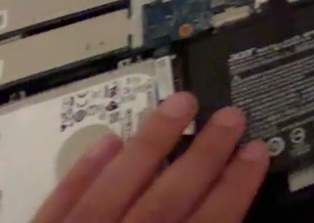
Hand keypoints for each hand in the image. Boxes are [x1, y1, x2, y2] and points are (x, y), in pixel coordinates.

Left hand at [31, 92, 268, 222]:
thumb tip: (230, 214)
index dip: (235, 188)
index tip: (259, 149)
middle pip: (166, 205)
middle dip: (203, 157)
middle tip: (232, 114)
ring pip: (111, 197)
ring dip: (150, 146)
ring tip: (181, 102)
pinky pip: (55, 212)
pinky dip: (80, 178)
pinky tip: (107, 143)